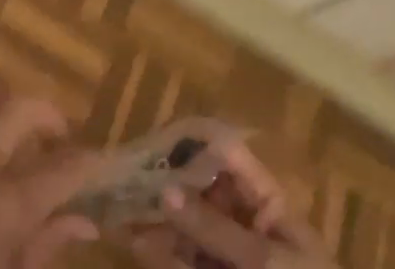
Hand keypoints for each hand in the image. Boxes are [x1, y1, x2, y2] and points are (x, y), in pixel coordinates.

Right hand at [125, 144, 332, 268]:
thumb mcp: (264, 261)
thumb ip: (214, 228)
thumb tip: (165, 189)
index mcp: (269, 208)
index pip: (231, 162)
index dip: (197, 146)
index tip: (156, 138)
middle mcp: (245, 226)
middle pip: (202, 195)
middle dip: (169, 187)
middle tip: (129, 178)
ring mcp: (229, 260)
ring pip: (188, 231)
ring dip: (160, 223)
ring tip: (126, 212)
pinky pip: (186, 263)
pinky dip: (163, 256)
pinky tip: (139, 247)